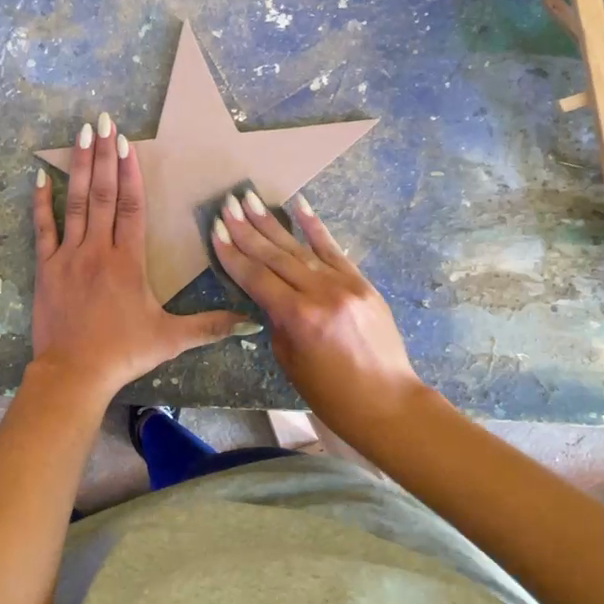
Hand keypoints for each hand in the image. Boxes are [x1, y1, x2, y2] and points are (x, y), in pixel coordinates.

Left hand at [31, 113, 241, 402]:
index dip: (130, 172)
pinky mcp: (46, 267)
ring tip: (81, 135)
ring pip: (75, 203)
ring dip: (79, 167)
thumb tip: (252, 324)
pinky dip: (42, 203)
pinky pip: (43, 229)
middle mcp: (98, 249)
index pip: (131, 206)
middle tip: (103, 121)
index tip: (127, 142)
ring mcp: (69, 255)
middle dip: (104, 155)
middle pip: (102, 193)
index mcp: (128, 260)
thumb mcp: (171, 339)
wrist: (74, 372)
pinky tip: (41, 177)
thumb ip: (211, 326)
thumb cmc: (123, 353)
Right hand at [210, 189, 425, 432]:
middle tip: (227, 204)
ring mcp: (344, 285)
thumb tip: (268, 292)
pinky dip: (314, 226)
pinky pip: (333, 250)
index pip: (255, 276)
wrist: (388, 404)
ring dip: (272, 222)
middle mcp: (320, 293)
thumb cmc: (330, 393)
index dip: (232, 253)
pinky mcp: (362, 283)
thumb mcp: (289, 358)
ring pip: (299, 247)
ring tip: (250, 199)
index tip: (215, 230)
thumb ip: (276, 319)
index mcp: (298, 317)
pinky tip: (298, 204)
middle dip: (246, 229)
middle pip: (274, 255)